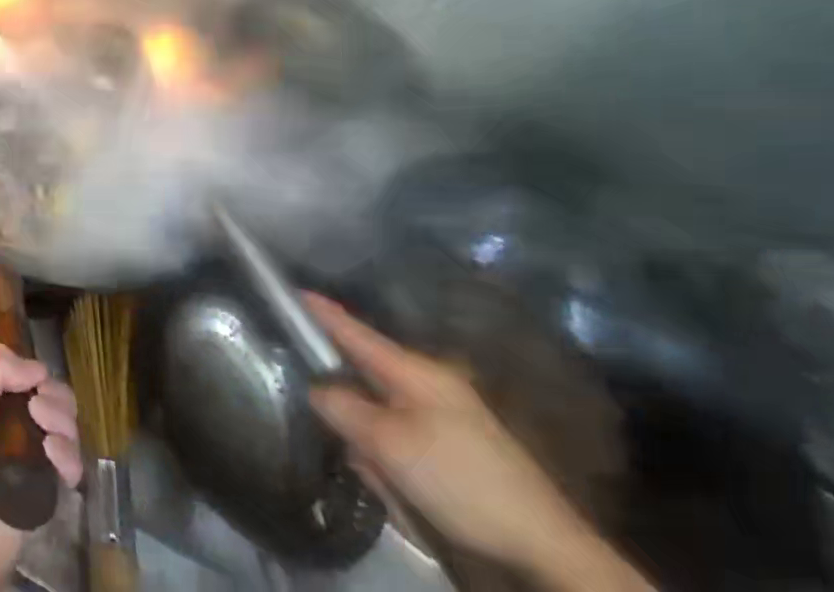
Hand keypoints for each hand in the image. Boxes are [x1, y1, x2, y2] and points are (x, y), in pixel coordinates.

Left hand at [0, 343, 81, 591]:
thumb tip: (39, 367)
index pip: (21, 374)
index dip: (33, 371)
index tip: (35, 378)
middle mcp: (6, 427)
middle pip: (49, 399)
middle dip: (54, 396)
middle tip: (39, 409)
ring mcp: (25, 462)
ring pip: (63, 430)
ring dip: (64, 423)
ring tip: (48, 437)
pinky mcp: (41, 497)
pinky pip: (67, 469)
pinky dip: (68, 458)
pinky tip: (54, 458)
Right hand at [304, 293, 653, 591]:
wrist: (541, 544)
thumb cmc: (458, 479)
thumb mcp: (388, 443)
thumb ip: (341, 407)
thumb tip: (312, 387)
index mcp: (414, 371)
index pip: (356, 332)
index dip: (323, 312)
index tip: (293, 290)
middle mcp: (426, 385)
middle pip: (361, 372)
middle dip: (337, 392)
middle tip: (306, 397)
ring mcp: (439, 416)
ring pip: (374, 409)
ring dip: (362, 434)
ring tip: (358, 460)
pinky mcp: (446, 447)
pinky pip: (394, 436)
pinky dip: (383, 454)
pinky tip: (389, 483)